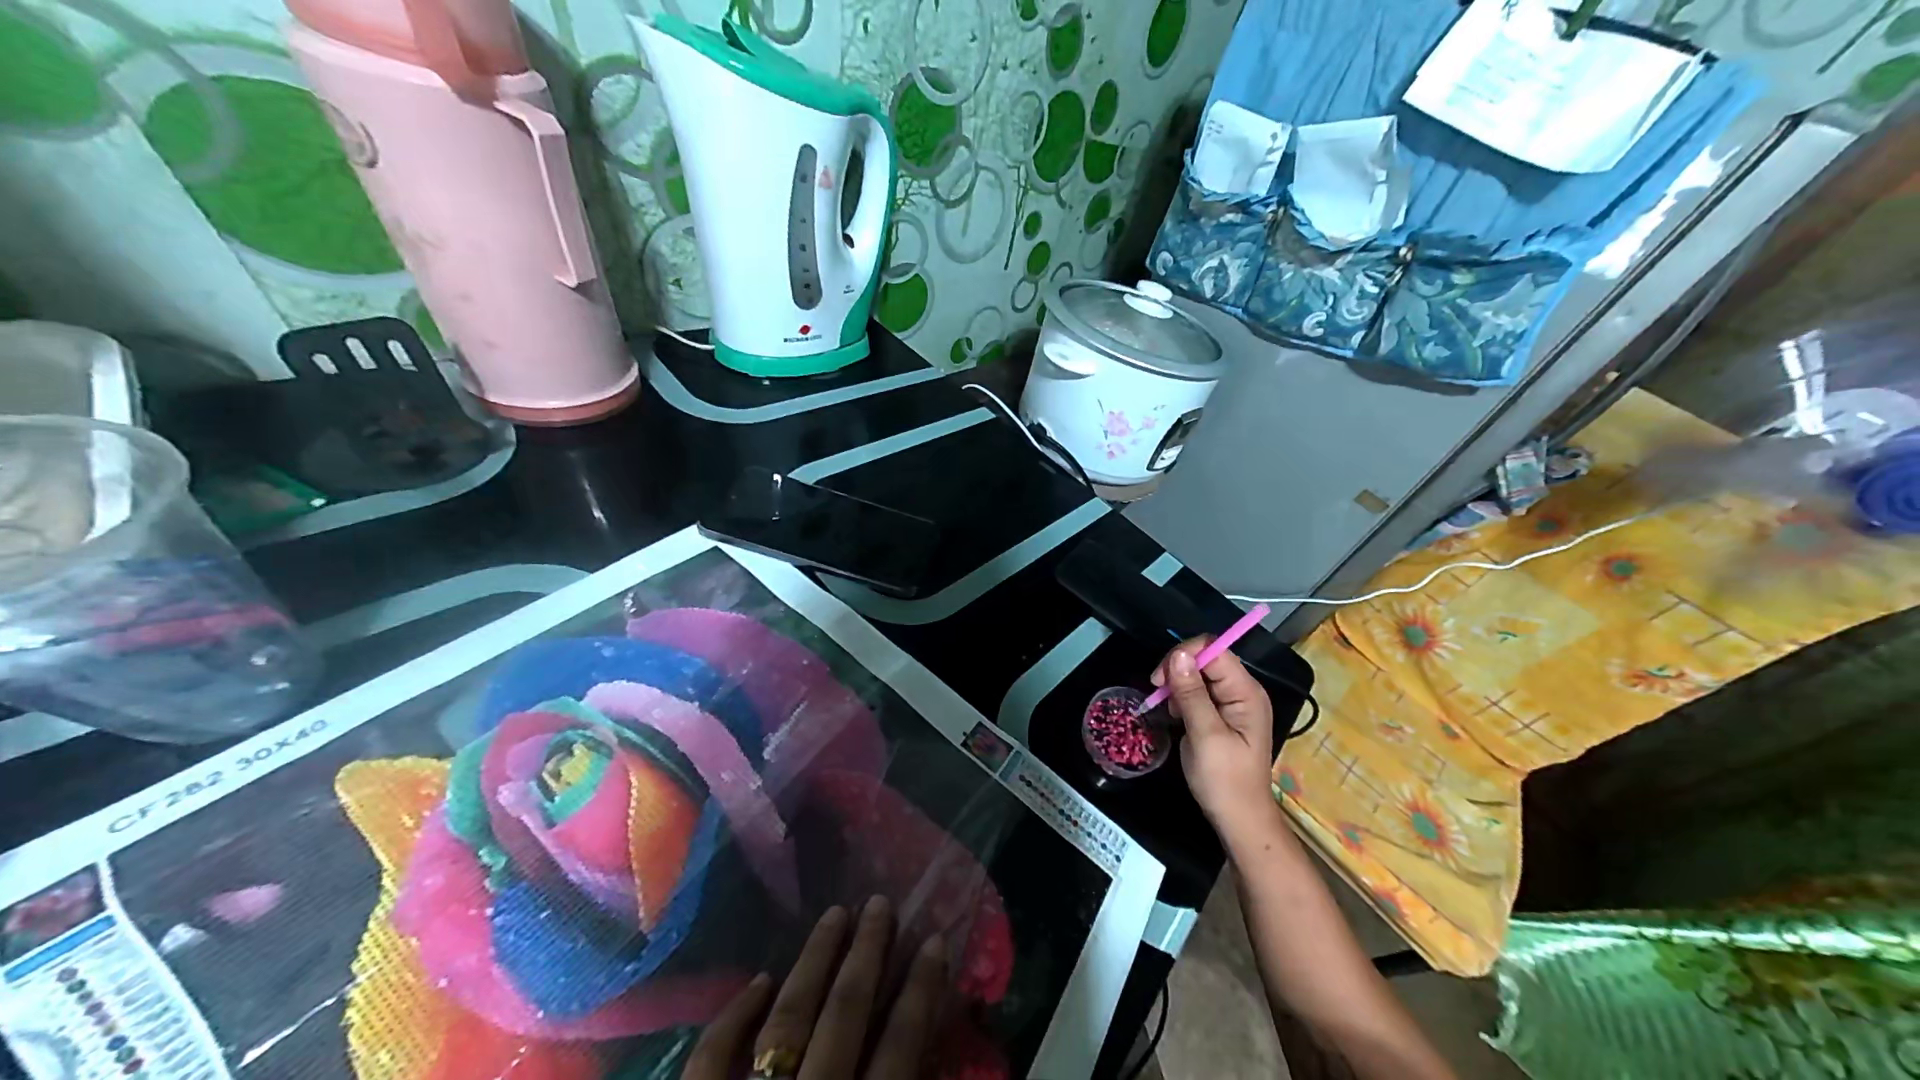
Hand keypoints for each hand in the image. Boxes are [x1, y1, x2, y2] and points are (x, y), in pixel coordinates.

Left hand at [682, 897, 946, 1079]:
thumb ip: (902, 1079)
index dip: (923, 989)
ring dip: (815, 962)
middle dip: (868, 953)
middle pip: (847, 1012)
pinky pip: (714, 1057)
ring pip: (789, 1018)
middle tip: (881, 904)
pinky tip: (759, 981)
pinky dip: (735, 1016)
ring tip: (836, 915)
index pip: (903, 1045)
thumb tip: (925, 1048)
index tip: (936, 940)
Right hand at [1154, 636, 1276, 835]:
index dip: (1184, 655)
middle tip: (1157, 692)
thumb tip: (1178, 655)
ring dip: (1178, 683)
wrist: (1239, 820)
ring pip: (1200, 673)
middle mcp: (1243, 691)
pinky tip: (1174, 713)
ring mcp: (1233, 703)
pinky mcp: (1222, 715)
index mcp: (1246, 693)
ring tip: (1167, 707)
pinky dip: (1182, 696)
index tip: (1159, 678)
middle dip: (1178, 668)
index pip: (1214, 650)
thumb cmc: (1225, 781)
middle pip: (1207, 658)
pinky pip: (1199, 691)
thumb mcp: (1205, 736)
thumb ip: (1192, 694)